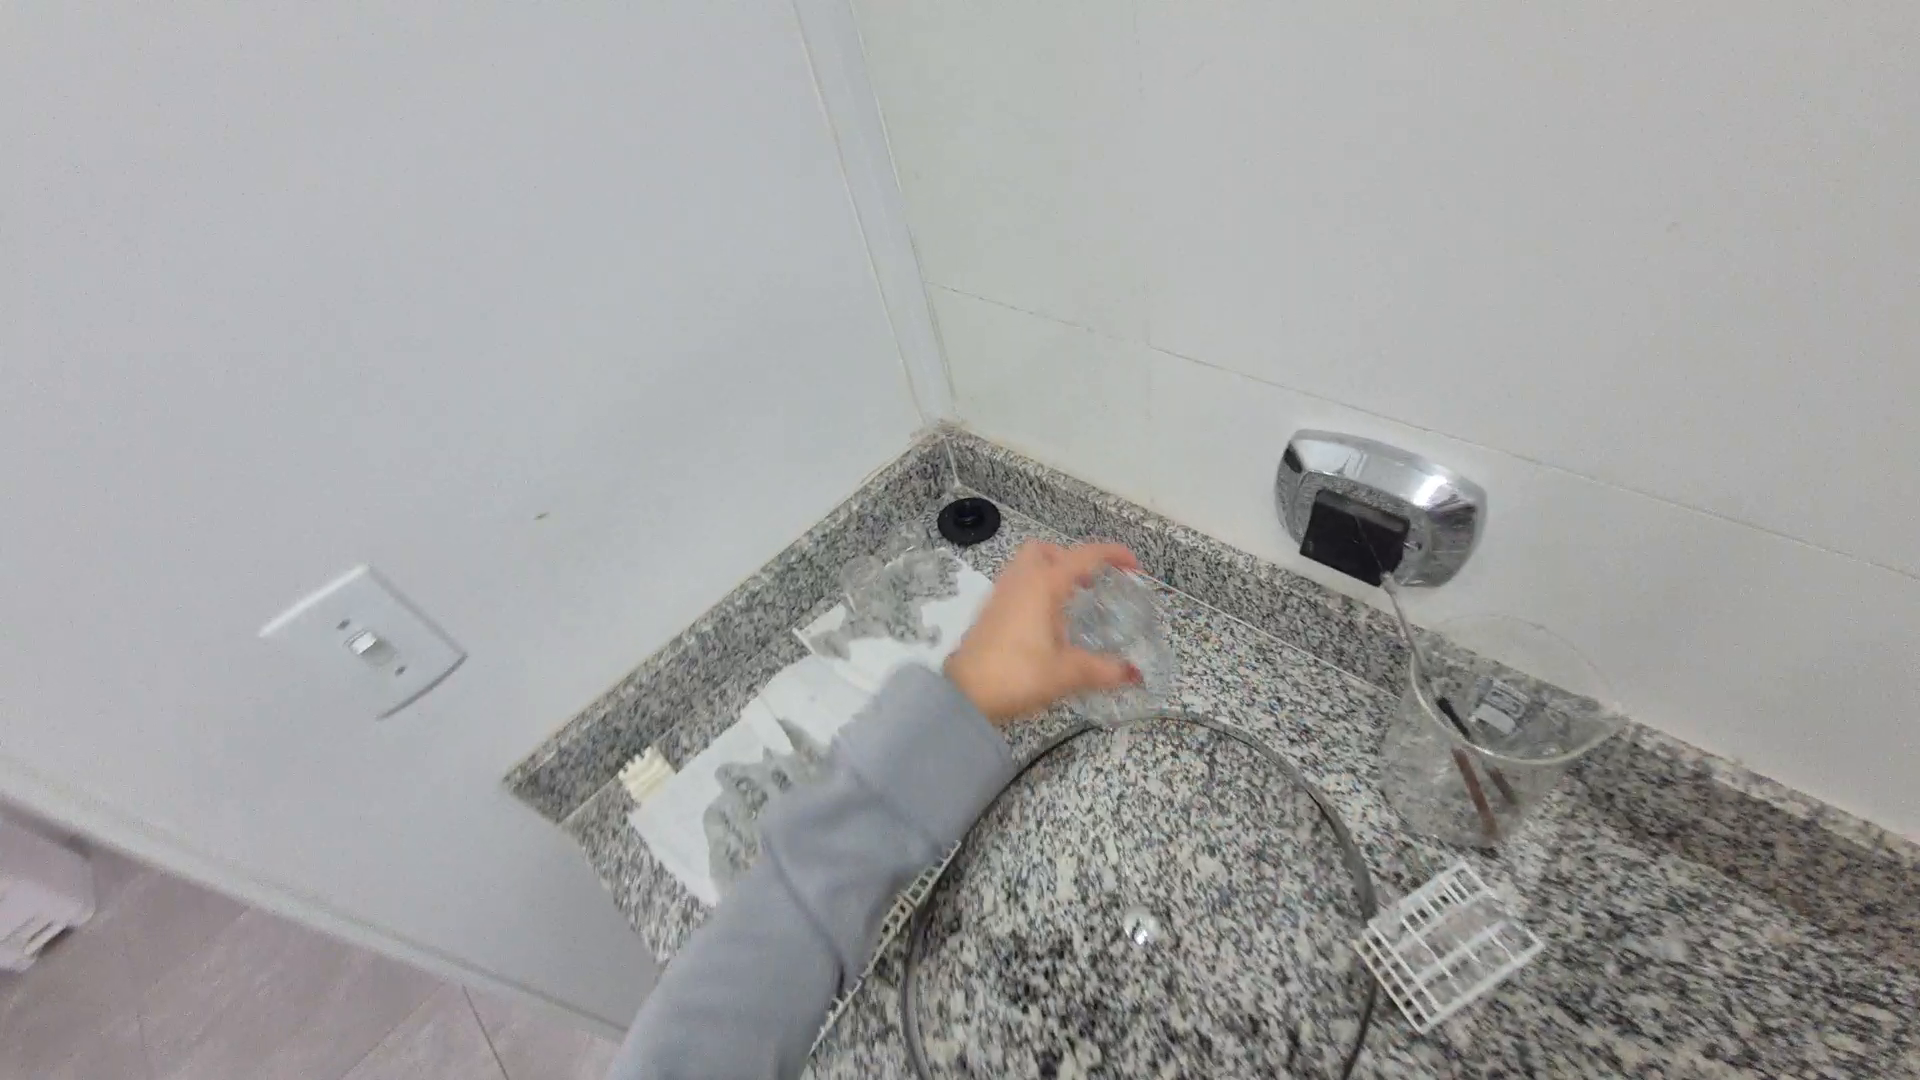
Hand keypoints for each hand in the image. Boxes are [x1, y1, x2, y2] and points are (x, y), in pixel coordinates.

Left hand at [944, 541, 1143, 726]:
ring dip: (1050, 573)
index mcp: (1042, 585)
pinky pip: (1015, 586)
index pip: (1083, 556)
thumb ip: (1104, 670)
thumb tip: (1133, 673)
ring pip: (1026, 566)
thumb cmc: (1017, 675)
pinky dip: (1035, 591)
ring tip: (1071, 602)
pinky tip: (1046, 623)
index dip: (1112, 554)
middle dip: (1069, 558)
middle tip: (1089, 583)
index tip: (1133, 565)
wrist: (964, 694)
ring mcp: (1000, 595)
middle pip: (1044, 550)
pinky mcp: (988, 613)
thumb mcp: (1067, 673)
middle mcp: (1019, 581)